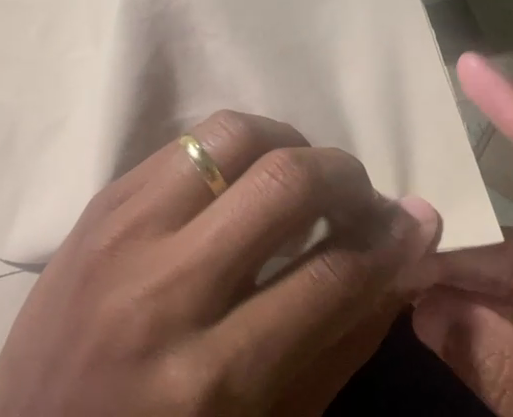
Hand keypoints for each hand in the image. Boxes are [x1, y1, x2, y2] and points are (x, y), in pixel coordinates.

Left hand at [0, 110, 442, 416]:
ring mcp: (124, 232)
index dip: (390, 246)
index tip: (411, 230)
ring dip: (289, 144)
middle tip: (359, 198)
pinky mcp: (101, 200)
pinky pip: (185, 141)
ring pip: (230, 135)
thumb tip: (404, 253)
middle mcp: (165, 289)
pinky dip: (234, 149)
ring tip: (304, 178)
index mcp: (212, 377)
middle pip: (283, 183)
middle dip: (345, 178)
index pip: (331, 276)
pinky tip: (246, 180)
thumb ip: (338, 343)